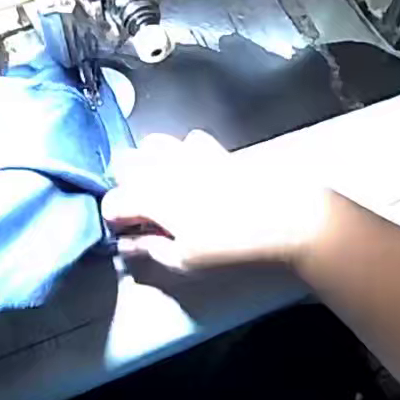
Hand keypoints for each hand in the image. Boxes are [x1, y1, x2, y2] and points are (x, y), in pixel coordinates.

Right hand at [100, 131, 336, 272]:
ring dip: (148, 162)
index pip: (114, 201)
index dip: (114, 219)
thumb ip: (151, 249)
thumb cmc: (231, 245)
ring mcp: (191, 153)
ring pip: (152, 144)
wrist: (285, 219)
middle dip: (124, 183)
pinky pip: (189, 139)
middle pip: (125, 163)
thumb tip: (127, 245)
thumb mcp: (186, 259)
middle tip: (139, 209)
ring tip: (160, 186)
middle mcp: (164, 168)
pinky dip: (183, 151)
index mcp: (151, 196)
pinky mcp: (216, 150)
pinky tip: (193, 170)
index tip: (126, 233)